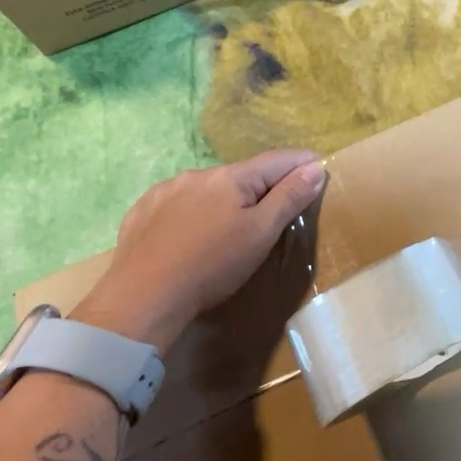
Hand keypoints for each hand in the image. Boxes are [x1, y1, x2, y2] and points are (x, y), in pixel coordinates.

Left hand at [73, 150, 326, 354]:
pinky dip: (193, 212)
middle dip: (262, 186)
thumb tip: (315, 168)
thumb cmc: (212, 266)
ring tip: (228, 227)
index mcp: (231, 177)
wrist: (141, 301)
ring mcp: (165, 191)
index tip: (319, 166)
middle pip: (243, 175)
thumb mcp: (261, 234)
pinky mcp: (142, 212)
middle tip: (275, 210)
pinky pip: (178, 203)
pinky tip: (190, 234)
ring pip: (208, 189)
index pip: (277, 160)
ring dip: (225, 200)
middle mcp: (198, 174)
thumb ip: (289, 198)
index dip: (302, 163)